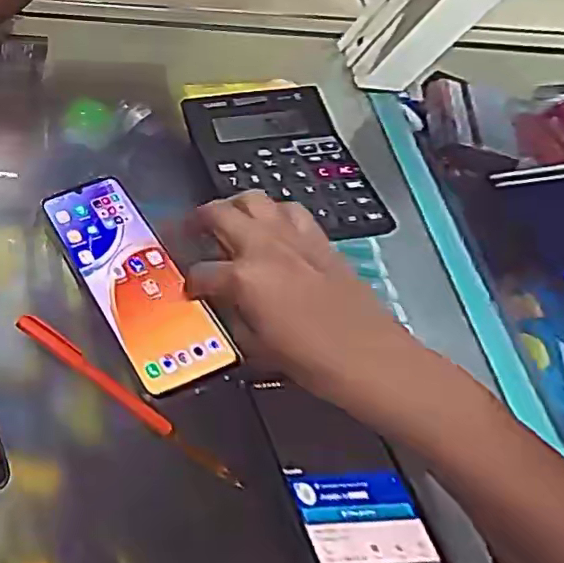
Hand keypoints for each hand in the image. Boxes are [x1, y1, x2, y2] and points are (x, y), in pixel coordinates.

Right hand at [185, 192, 453, 434]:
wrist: (373, 362)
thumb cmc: (313, 361)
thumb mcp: (253, 343)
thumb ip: (230, 313)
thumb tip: (219, 302)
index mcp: (243, 277)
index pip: (199, 271)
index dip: (191, 283)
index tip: (191, 290)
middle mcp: (266, 249)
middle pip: (218, 213)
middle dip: (198, 220)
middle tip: (191, 229)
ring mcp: (295, 240)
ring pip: (254, 200)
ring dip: (236, 207)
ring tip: (230, 221)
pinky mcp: (321, 242)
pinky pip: (291, 212)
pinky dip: (275, 215)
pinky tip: (272, 232)